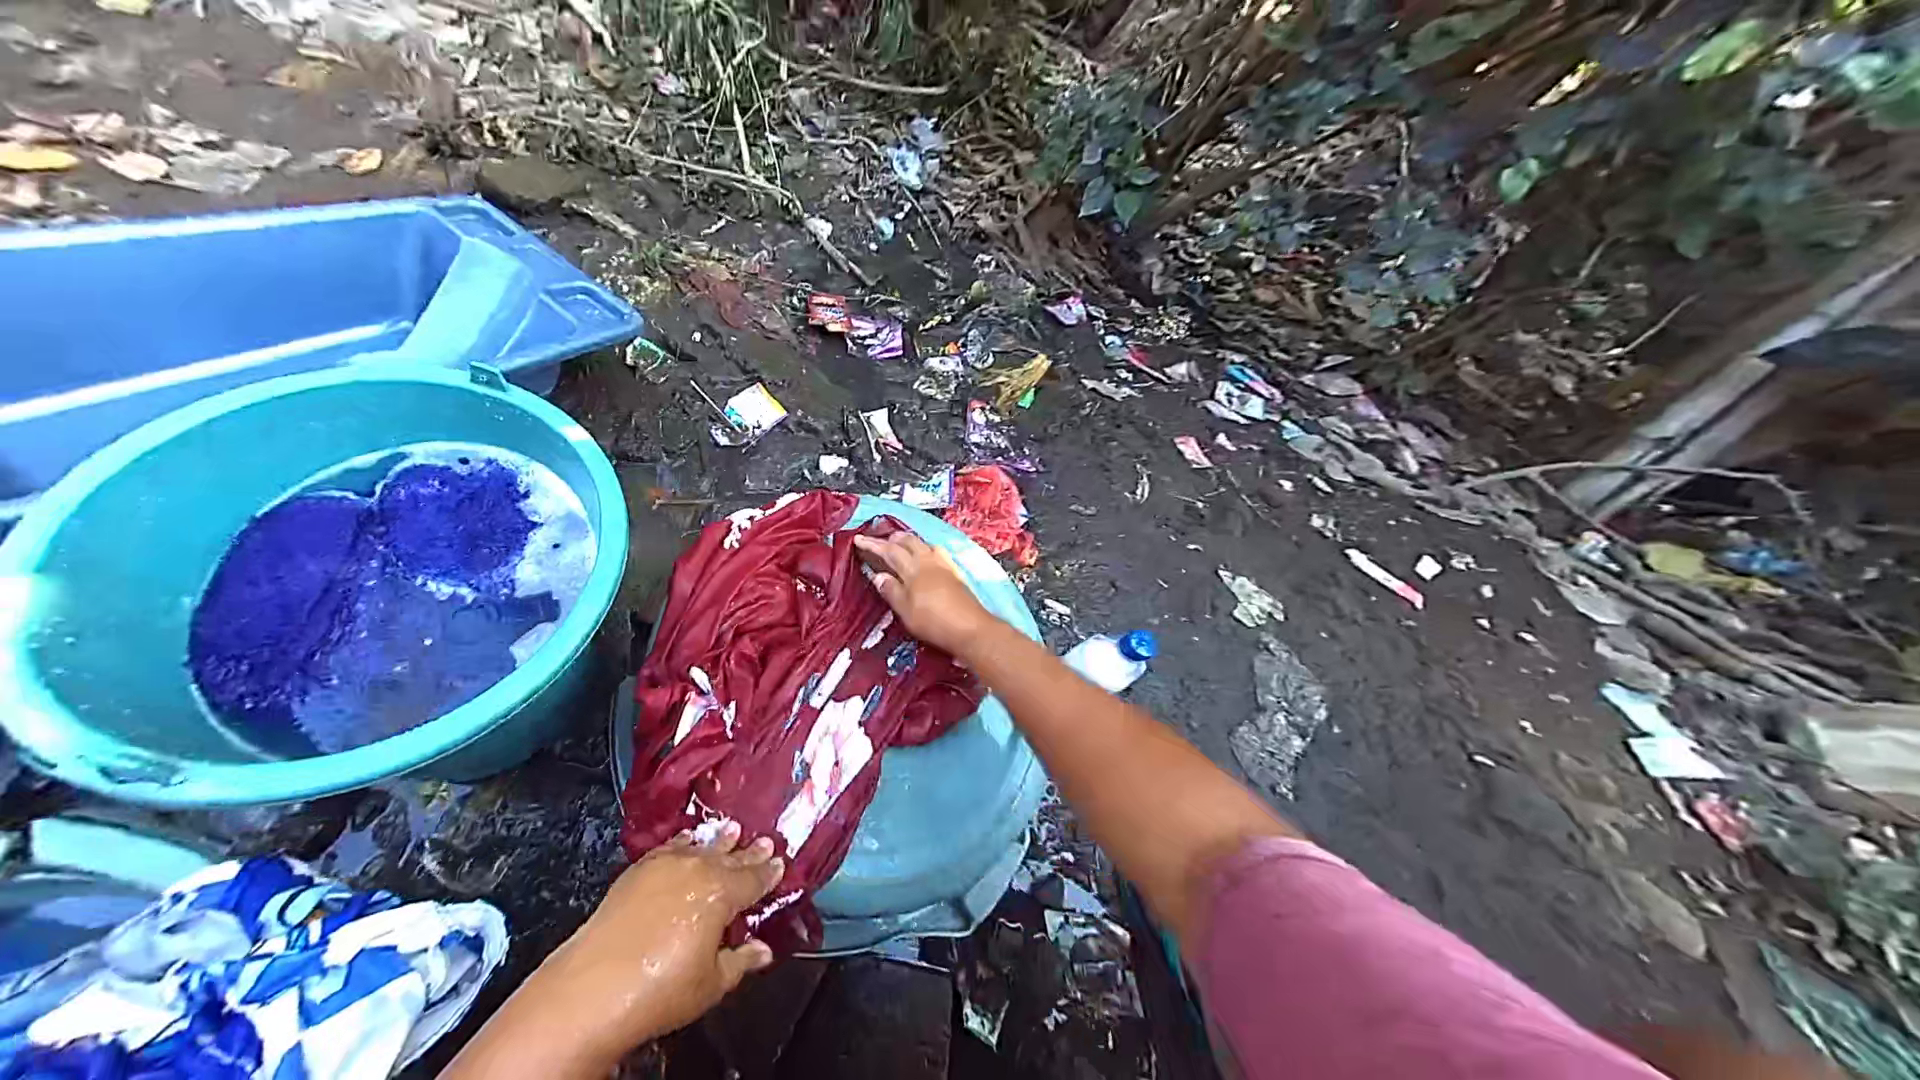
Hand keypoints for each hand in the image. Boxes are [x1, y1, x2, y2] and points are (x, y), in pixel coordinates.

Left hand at [482, 823, 784, 1068]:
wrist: (591, 990)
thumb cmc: (658, 991)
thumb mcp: (711, 984)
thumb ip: (741, 961)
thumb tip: (762, 951)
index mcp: (723, 893)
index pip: (755, 878)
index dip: (770, 872)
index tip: (779, 863)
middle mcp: (698, 870)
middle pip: (731, 856)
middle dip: (749, 851)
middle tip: (764, 842)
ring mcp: (665, 866)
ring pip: (702, 846)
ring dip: (719, 840)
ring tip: (731, 830)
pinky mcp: (636, 871)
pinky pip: (669, 847)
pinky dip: (683, 844)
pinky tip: (687, 843)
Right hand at [853, 532, 996, 654]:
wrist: (971, 628)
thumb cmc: (933, 622)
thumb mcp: (905, 610)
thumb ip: (891, 590)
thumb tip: (878, 575)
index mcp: (913, 568)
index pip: (889, 551)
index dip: (872, 544)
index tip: (858, 539)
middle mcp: (929, 560)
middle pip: (909, 541)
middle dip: (892, 538)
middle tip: (880, 539)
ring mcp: (945, 564)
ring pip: (924, 543)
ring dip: (910, 541)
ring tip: (902, 544)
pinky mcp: (956, 572)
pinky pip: (937, 551)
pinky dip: (926, 548)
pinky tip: (927, 556)